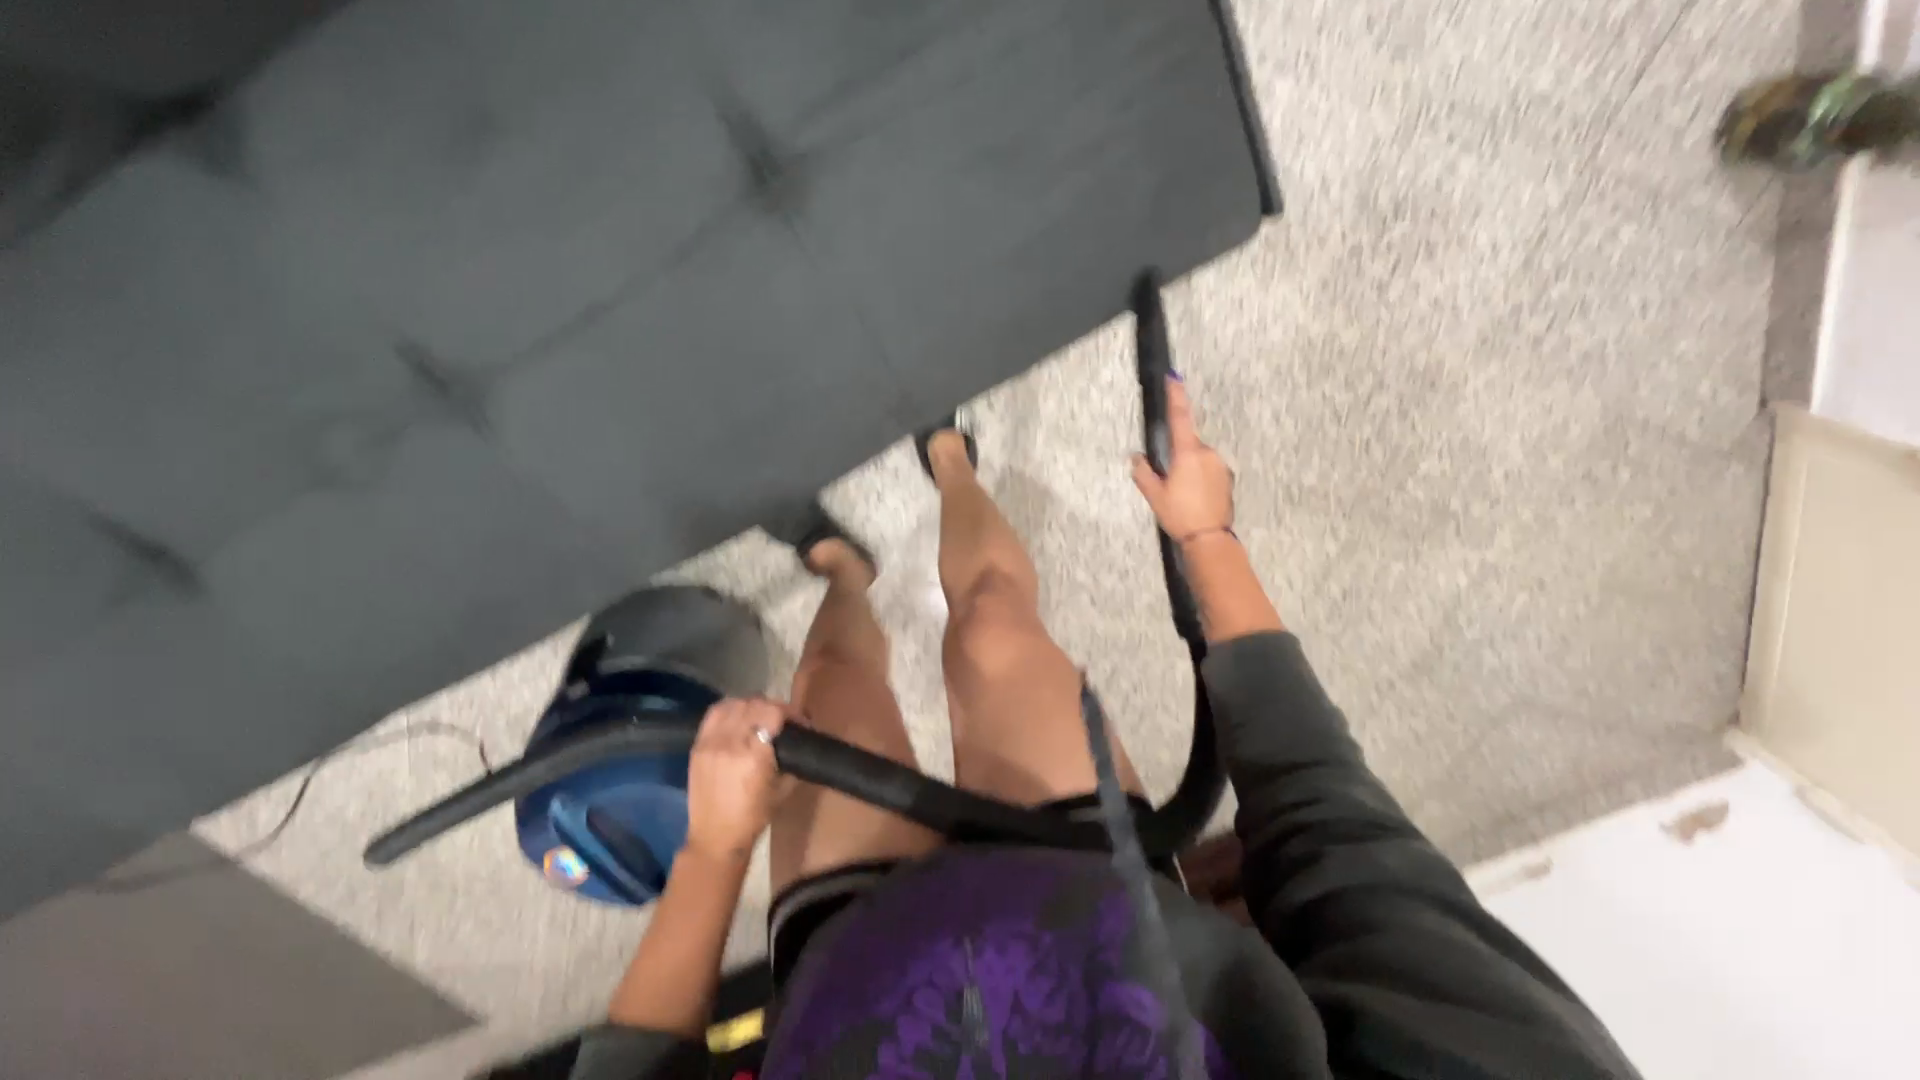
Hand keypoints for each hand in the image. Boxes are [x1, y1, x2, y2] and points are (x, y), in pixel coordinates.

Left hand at [683, 697, 785, 862]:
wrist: (715, 837)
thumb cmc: (754, 817)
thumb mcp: (784, 788)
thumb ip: (791, 759)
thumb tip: (799, 740)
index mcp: (754, 756)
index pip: (773, 713)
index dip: (791, 712)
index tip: (800, 722)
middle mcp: (730, 743)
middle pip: (755, 704)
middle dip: (774, 708)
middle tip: (783, 721)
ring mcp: (710, 742)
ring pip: (735, 704)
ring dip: (752, 705)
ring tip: (760, 717)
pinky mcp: (697, 745)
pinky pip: (714, 713)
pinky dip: (731, 708)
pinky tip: (739, 716)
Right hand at [1131, 377, 1233, 541]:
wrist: (1210, 538)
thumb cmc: (1180, 515)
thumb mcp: (1154, 495)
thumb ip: (1143, 473)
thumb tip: (1135, 458)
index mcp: (1187, 452)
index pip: (1180, 417)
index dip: (1176, 395)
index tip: (1174, 377)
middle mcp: (1207, 453)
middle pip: (1188, 444)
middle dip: (1177, 457)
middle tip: (1169, 483)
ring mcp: (1219, 465)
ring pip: (1198, 458)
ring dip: (1188, 469)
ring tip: (1181, 496)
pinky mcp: (1226, 478)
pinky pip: (1208, 470)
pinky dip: (1198, 478)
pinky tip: (1192, 498)